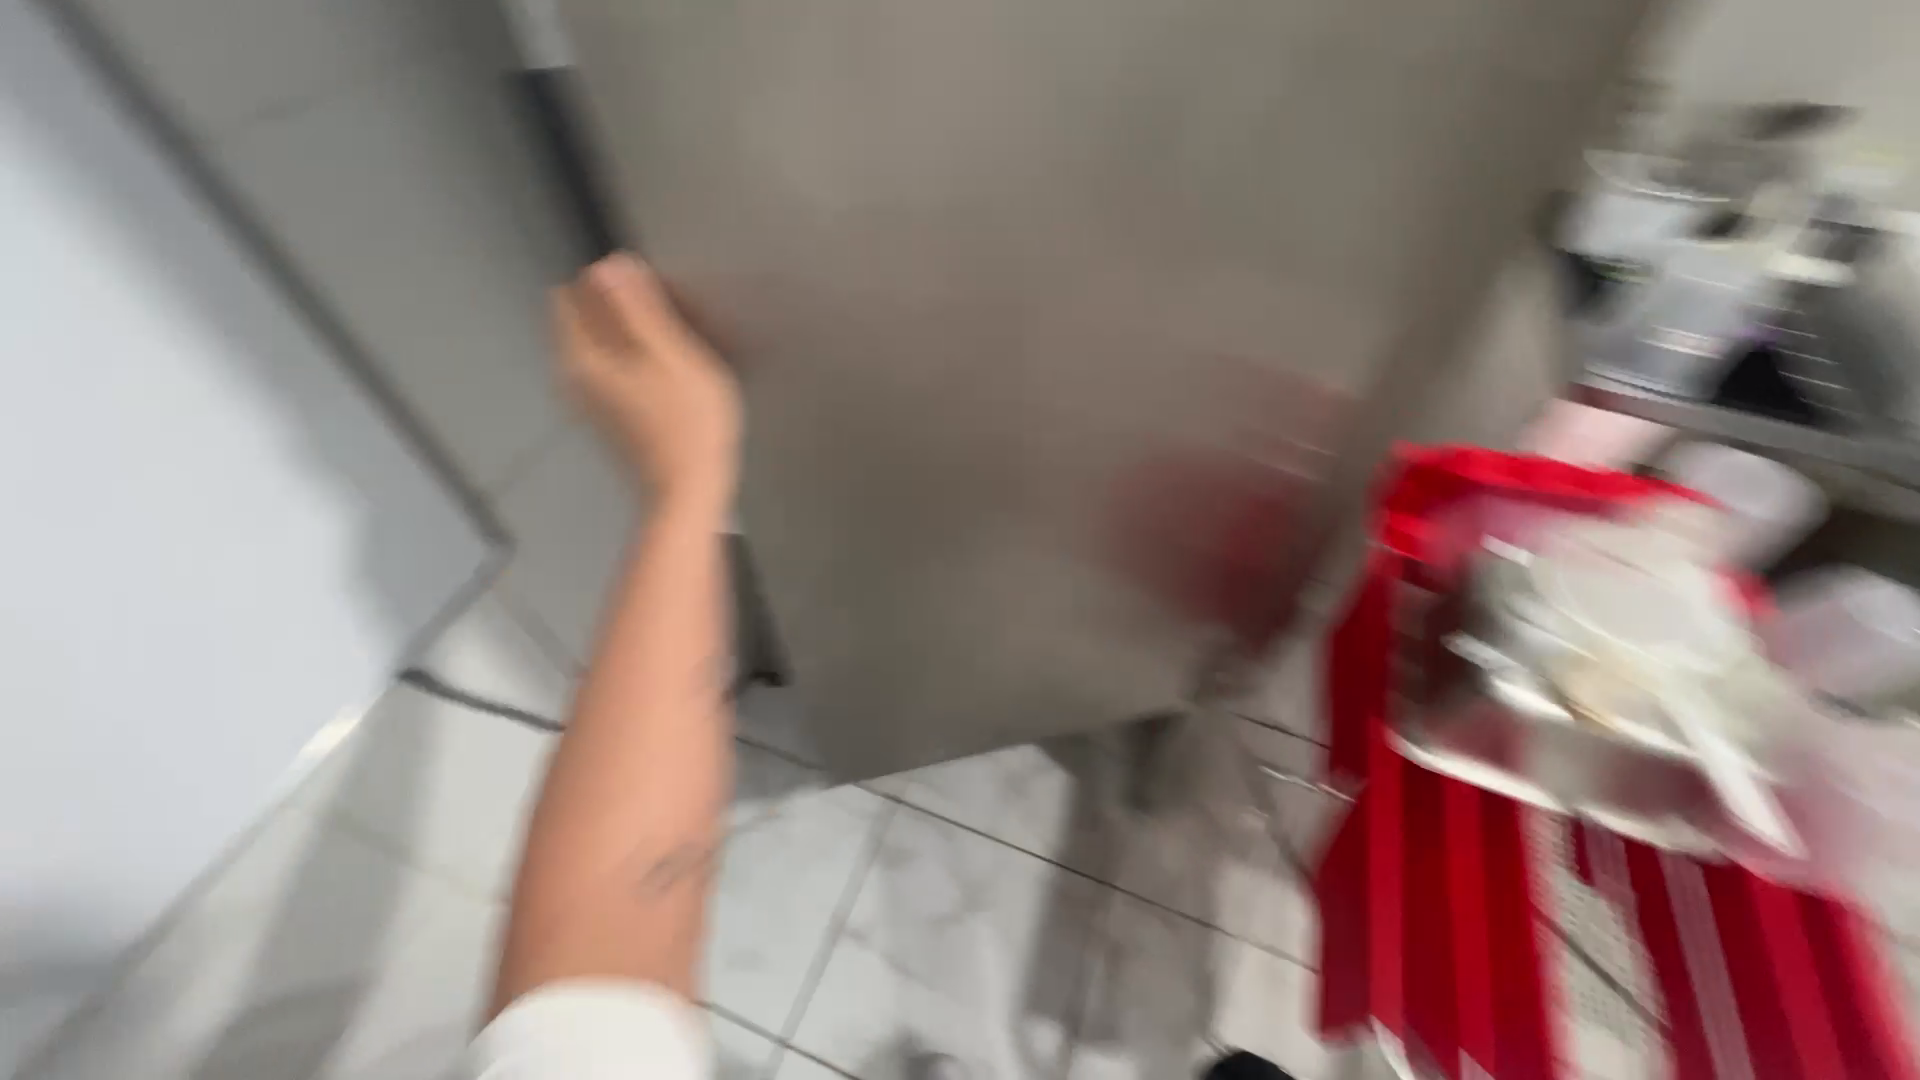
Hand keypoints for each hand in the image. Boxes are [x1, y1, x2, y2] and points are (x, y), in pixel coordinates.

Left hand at [553, 254, 740, 516]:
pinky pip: (614, 369)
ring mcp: (589, 398)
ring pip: (603, 344)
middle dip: (625, 309)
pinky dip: (637, 364)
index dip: (621, 284)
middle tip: (674, 327)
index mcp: (583, 354)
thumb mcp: (674, 357)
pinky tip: (671, 381)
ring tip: (679, 354)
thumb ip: (640, 310)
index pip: (581, 289)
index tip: (661, 303)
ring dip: (636, 337)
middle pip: (588, 316)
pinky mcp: (608, 416)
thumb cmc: (690, 423)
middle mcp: (574, 373)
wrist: (689, 490)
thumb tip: (610, 265)